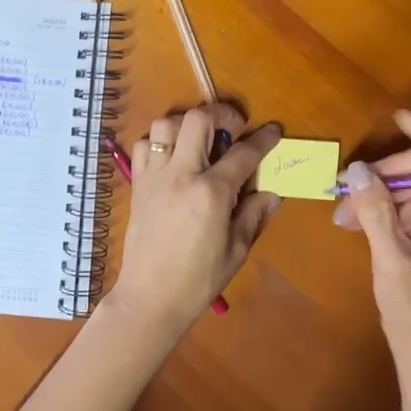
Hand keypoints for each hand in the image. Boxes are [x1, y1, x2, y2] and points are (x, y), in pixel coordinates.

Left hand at [106, 104, 282, 333]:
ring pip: (165, 124)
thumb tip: (271, 192)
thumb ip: (253, 214)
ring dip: (186, 123)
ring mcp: (155, 177)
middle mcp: (181, 175)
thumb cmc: (198, 279)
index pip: (243, 153)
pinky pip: (144, 145)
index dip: (263, 139)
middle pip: (198, 120)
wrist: (150, 297)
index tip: (273, 130)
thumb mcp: (237, 250)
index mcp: (211, 193)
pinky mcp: (137, 184)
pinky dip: (160, 141)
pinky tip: (173, 157)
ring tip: (201, 138)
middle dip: (221, 113)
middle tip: (233, 126)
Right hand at [336, 110, 410, 358]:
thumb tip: (357, 169)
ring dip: (375, 191)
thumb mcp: (391, 256)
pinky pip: (399, 207)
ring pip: (407, 186)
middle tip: (351, 185)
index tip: (399, 119)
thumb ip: (375, 210)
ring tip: (343, 212)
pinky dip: (375, 208)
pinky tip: (351, 221)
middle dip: (388, 169)